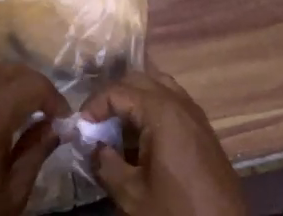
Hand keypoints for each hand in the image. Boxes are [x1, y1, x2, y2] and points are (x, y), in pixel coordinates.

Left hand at [0, 62, 70, 215]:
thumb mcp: (11, 194)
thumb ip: (36, 152)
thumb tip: (57, 127)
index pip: (32, 85)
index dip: (54, 98)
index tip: (64, 119)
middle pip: (9, 70)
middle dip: (33, 86)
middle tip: (47, 113)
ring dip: (7, 83)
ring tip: (19, 109)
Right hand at [82, 66, 245, 215]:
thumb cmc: (175, 210)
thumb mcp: (132, 194)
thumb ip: (107, 165)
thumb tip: (95, 148)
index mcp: (162, 111)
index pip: (118, 91)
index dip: (94, 105)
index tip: (80, 127)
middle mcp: (180, 102)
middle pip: (139, 80)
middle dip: (114, 97)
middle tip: (96, 123)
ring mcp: (195, 113)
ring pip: (158, 86)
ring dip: (135, 99)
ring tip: (117, 126)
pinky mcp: (203, 128)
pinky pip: (173, 101)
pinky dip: (153, 108)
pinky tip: (142, 136)